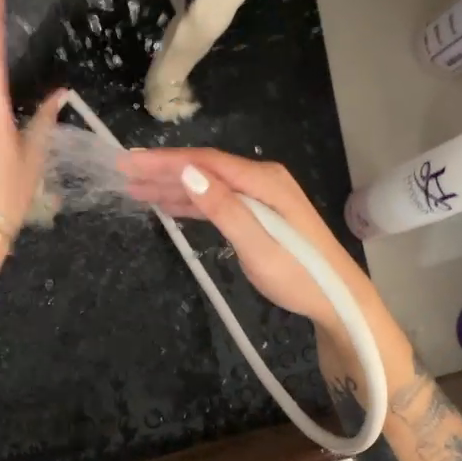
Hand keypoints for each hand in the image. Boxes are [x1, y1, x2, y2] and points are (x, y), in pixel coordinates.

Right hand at [117, 149, 374, 335]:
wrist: (338, 299)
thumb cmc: (300, 277)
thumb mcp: (258, 246)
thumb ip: (224, 209)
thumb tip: (188, 173)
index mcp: (262, 182)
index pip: (204, 162)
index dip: (164, 161)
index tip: (127, 162)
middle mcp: (262, 180)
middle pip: (204, 169)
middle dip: (162, 171)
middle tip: (122, 173)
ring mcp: (262, 197)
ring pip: (209, 185)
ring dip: (173, 187)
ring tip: (136, 191)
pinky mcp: (261, 215)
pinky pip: (219, 201)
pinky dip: (192, 202)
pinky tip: (171, 206)